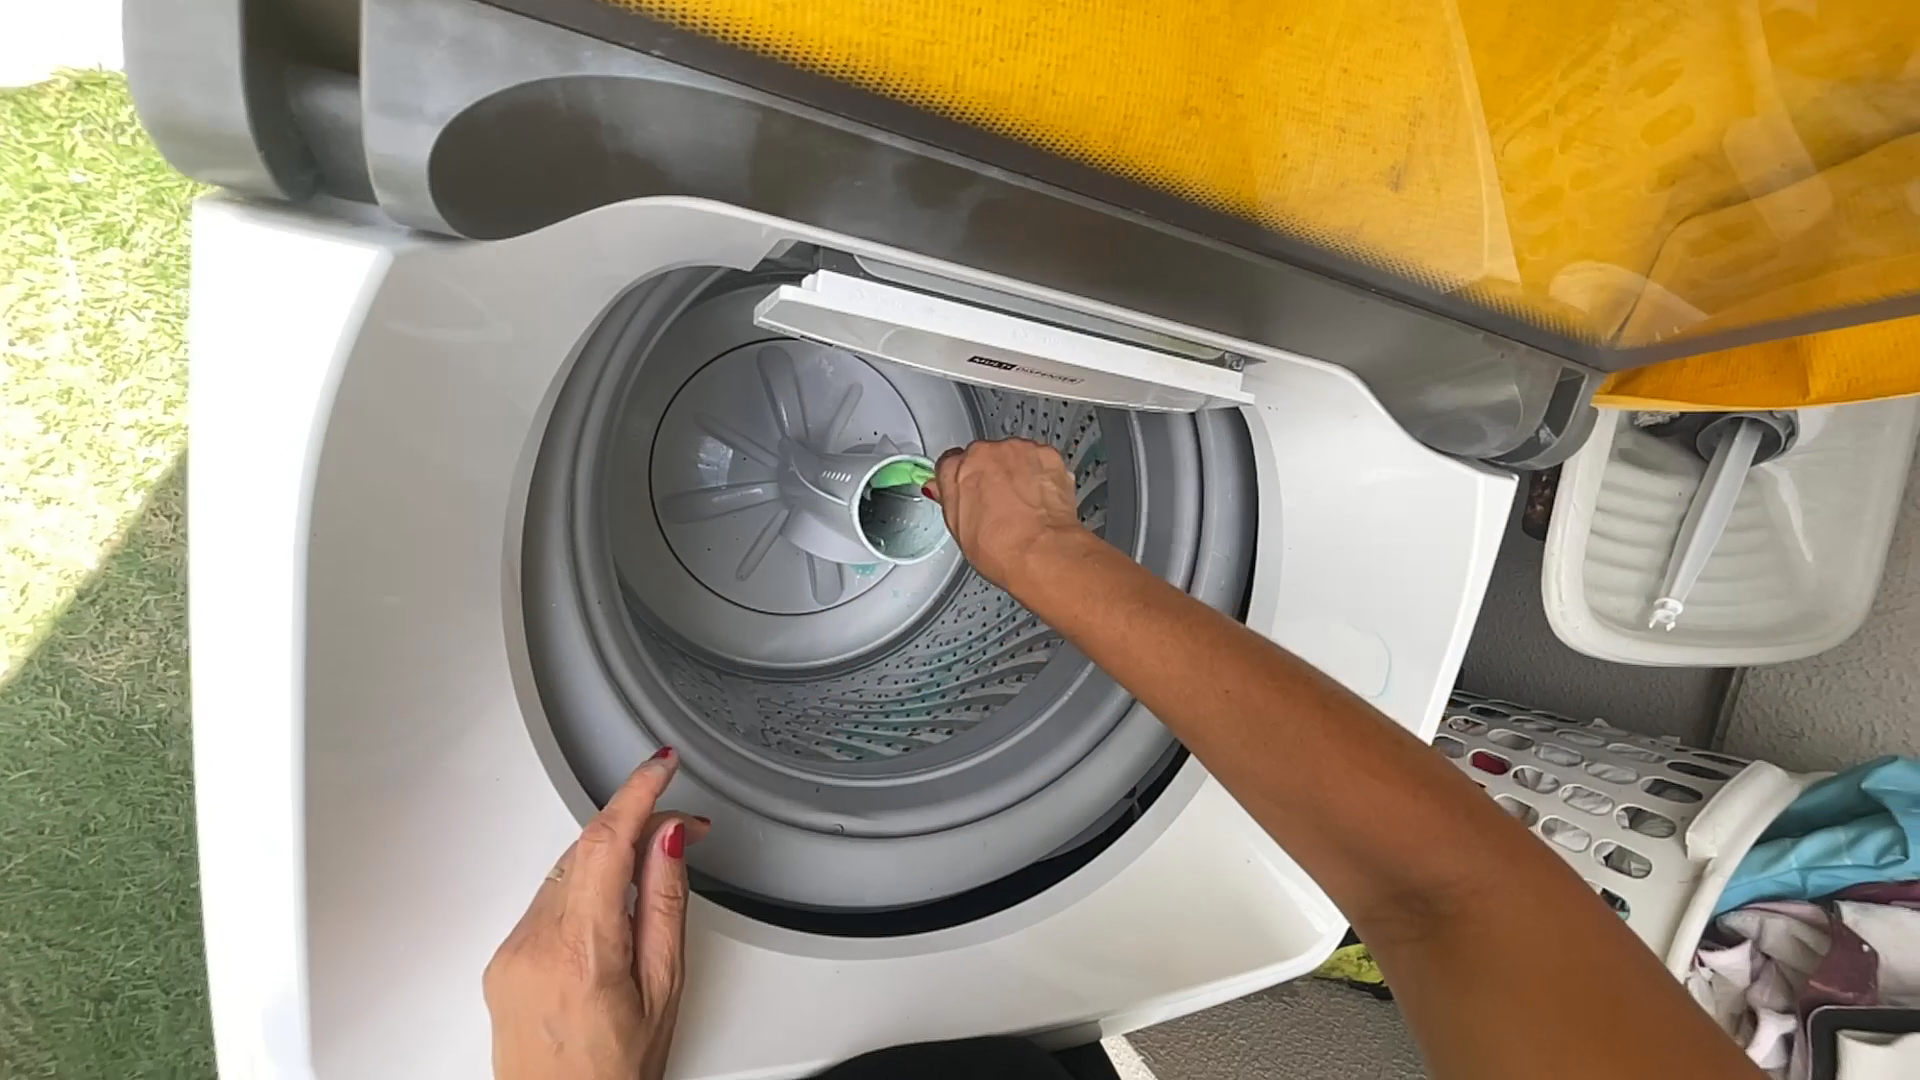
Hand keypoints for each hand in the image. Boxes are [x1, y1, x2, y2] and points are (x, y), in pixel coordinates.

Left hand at [484, 749, 708, 1079]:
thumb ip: (665, 901)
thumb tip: (669, 836)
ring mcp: (511, 951)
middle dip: (638, 821)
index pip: (605, 843)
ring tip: (660, 858)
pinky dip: (591, 878)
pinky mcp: (503, 958)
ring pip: (569, 866)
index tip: (662, 763)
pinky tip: (619, 894)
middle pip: (586, 848)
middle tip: (686, 826)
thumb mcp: (664, 985)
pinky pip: (553, 893)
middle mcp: (533, 945)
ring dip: (615, 849)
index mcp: (580, 952)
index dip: (637, 792)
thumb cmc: (616, 1073)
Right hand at [926, 438, 1090, 590]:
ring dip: (1019, 473)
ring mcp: (1018, 452)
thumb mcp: (959, 529)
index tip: (970, 491)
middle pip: (986, 456)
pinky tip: (1042, 500)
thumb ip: (950, 498)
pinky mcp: (1047, 455)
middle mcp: (986, 453)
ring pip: (1016, 456)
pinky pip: (1041, 460)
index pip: (952, 463)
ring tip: (1025, 506)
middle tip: (1001, 505)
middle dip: (993, 475)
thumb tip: (945, 489)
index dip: (963, 480)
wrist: (1040, 552)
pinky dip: (1043, 474)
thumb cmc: (1000, 547)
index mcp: (958, 469)